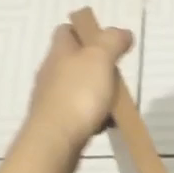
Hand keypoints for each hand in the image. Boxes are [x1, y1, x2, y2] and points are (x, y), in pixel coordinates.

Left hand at [20, 22, 133, 159]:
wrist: (55, 141)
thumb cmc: (78, 95)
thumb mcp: (100, 59)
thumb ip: (112, 42)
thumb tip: (122, 32)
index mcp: (59, 52)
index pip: (66, 31)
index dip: (86, 32)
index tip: (107, 43)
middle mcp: (51, 72)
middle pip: (74, 61)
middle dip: (97, 67)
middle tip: (117, 76)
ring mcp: (51, 99)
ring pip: (77, 88)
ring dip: (96, 93)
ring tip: (115, 103)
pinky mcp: (56, 123)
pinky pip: (78, 113)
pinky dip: (92, 115)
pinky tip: (104, 124)